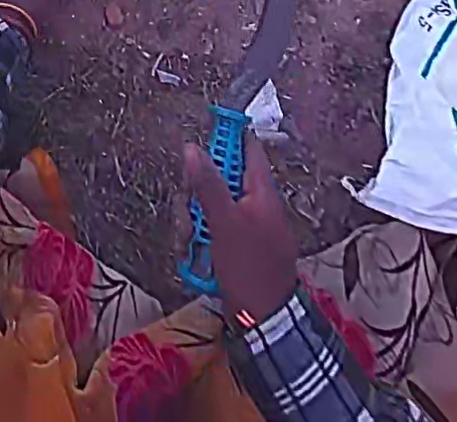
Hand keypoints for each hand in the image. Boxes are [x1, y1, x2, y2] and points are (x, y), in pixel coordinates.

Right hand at [184, 134, 299, 323]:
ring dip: (195, 213)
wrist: (266, 322)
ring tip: (192, 234)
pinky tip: (194, 246)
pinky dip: (201, 231)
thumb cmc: (250, 267)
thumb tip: (193, 147)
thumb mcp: (224, 222)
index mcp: (262, 191)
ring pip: (212, 200)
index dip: (226, 134)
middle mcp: (256, 202)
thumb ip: (208, 184)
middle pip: (222, 174)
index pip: (247, 147)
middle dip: (200, 185)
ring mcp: (247, 223)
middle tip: (191, 202)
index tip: (201, 133)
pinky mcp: (236, 242)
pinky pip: (213, 223)